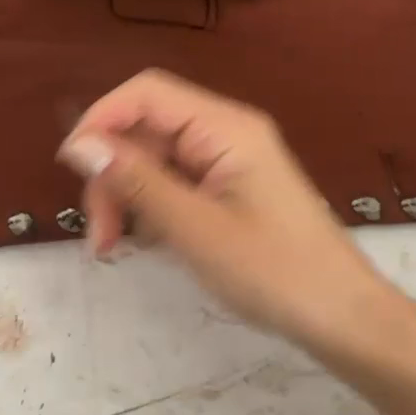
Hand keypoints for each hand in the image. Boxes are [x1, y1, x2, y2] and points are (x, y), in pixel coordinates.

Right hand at [57, 69, 393, 339]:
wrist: (344, 320)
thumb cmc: (275, 273)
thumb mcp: (194, 229)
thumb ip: (135, 181)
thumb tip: (79, 144)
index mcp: (225, 128)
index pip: (145, 94)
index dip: (100, 119)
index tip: (71, 166)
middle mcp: (223, 133)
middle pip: (142, 130)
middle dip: (110, 174)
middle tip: (98, 232)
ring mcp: (224, 162)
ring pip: (149, 160)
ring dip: (121, 196)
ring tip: (111, 247)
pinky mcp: (223, 189)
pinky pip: (168, 182)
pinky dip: (144, 208)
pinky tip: (138, 243)